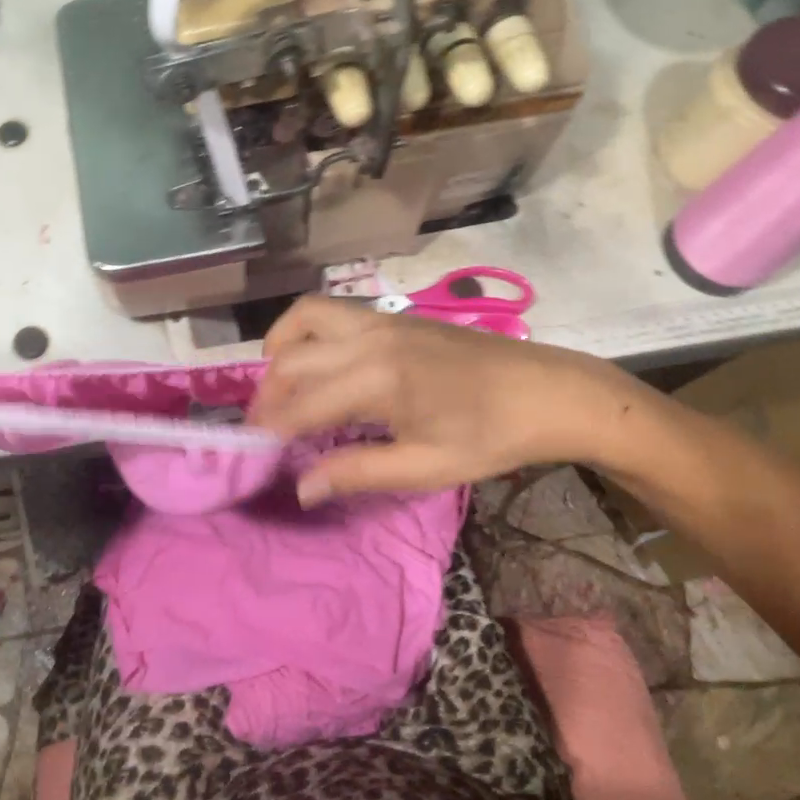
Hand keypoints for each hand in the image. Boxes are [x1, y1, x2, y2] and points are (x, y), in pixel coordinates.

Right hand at [248, 297, 653, 505]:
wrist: (549, 392)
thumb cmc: (491, 437)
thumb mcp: (426, 467)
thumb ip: (358, 472)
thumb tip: (302, 488)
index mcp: (377, 381)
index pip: (302, 404)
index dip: (270, 428)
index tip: (250, 450)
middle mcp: (369, 340)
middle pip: (292, 358)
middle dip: (267, 393)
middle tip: (263, 427)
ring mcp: (381, 321)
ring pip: (305, 317)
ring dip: (281, 348)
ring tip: (278, 381)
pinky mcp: (394, 317)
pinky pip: (330, 312)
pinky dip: (306, 331)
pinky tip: (316, 361)